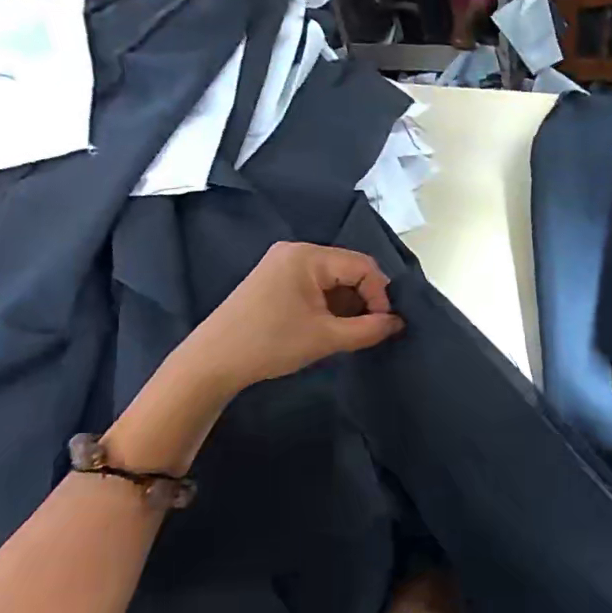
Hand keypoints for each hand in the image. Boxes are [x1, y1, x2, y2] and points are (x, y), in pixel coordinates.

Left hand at [176, 242, 404, 394]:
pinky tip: (326, 327)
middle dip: (364, 299)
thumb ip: (369, 329)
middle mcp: (295, 251)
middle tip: (369, 330)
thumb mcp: (326, 338)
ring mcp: (281, 264)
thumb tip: (398, 323)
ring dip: (346, 304)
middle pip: (347, 269)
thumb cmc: (271, 344)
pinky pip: (313, 285)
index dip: (380, 294)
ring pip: (331, 278)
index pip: (362, 266)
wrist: (213, 361)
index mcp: (307, 256)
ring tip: (347, 332)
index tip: (383, 326)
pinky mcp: (272, 280)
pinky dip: (327, 304)